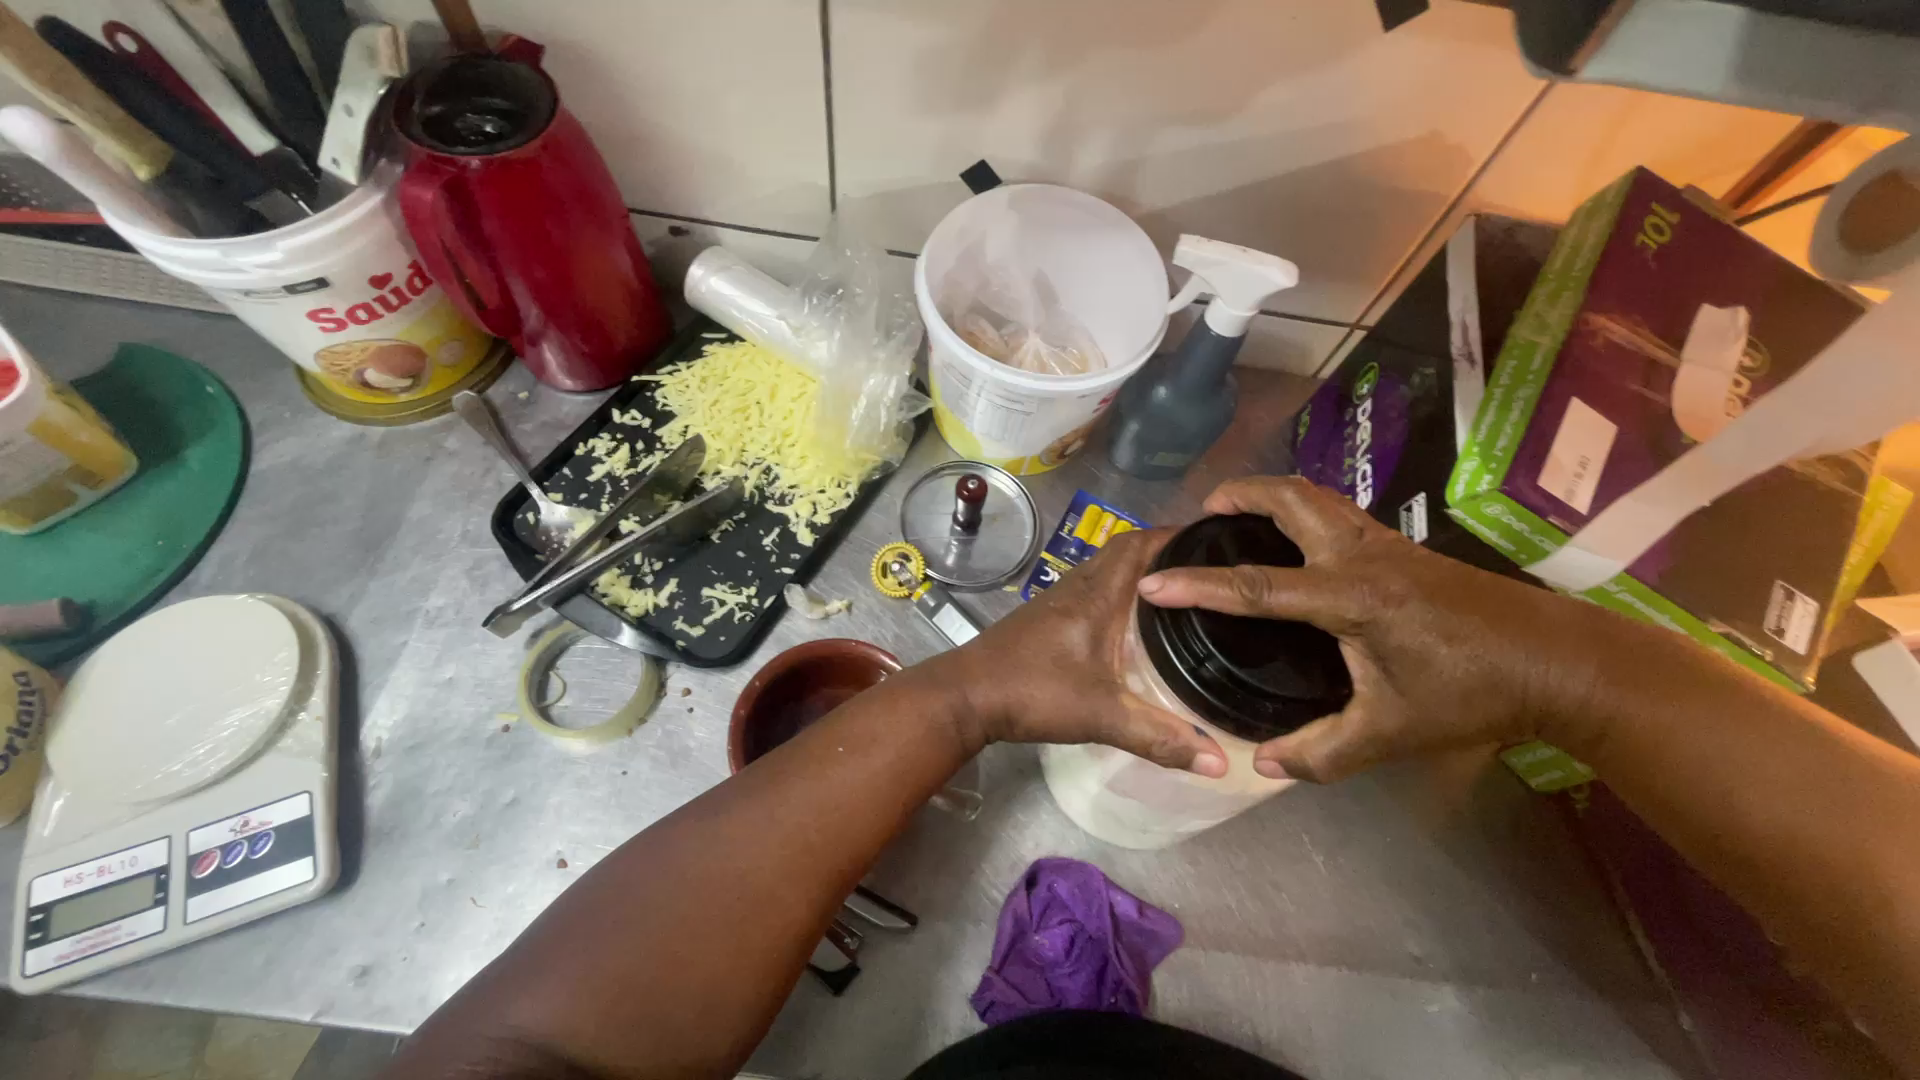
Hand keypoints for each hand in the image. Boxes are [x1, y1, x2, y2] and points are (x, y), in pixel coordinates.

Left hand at [945, 529, 1229, 777]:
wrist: (965, 695)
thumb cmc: (1032, 692)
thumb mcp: (1102, 716)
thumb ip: (1159, 736)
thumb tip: (1220, 763)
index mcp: (1097, 594)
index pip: (1140, 543)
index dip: (1176, 536)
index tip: (1215, 541)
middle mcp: (1078, 585)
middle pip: (1125, 550)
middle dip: (1164, 551)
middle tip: (1205, 568)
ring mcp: (1058, 600)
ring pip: (1106, 570)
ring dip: (1140, 571)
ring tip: (1181, 590)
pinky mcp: (1046, 618)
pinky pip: (1093, 590)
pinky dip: (1119, 593)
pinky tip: (1134, 622)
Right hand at [1137, 476, 1608, 782]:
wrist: (1560, 663)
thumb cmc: (1473, 696)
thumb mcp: (1392, 735)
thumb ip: (1321, 753)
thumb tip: (1262, 764)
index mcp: (1351, 598)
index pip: (1257, 586)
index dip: (1198, 585)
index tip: (1152, 582)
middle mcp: (1362, 555)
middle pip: (1291, 500)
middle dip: (1241, 494)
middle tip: (1205, 510)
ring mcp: (1387, 544)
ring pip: (1317, 496)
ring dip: (1272, 494)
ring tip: (1238, 511)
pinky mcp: (1403, 547)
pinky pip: (1337, 510)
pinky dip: (1301, 508)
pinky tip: (1296, 538)